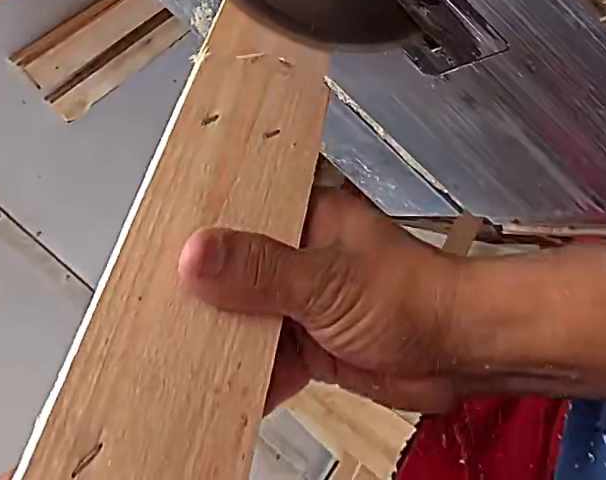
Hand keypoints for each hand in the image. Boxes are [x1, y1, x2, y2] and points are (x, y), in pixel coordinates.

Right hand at [178, 187, 466, 413]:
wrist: (454, 350)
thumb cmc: (408, 293)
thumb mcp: (326, 281)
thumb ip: (261, 271)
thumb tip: (195, 252)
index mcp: (308, 214)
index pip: (242, 210)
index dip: (201, 229)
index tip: (153, 249)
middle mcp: (302, 252)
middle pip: (237, 269)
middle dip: (203, 294)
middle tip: (150, 314)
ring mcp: (305, 298)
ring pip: (248, 316)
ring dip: (221, 341)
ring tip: (170, 358)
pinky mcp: (311, 340)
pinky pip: (266, 357)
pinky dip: (247, 377)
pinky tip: (218, 396)